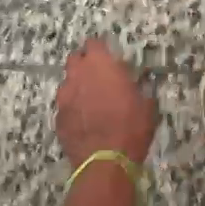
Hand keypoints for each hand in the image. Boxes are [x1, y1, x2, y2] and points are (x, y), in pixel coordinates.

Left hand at [55, 38, 156, 166]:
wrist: (105, 162)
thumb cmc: (130, 126)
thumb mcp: (146, 104)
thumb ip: (139, 87)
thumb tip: (141, 83)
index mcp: (99, 64)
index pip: (94, 43)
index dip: (100, 50)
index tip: (108, 58)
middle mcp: (77, 74)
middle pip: (75, 59)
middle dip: (84, 64)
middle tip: (98, 77)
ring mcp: (64, 97)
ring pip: (67, 83)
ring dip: (77, 87)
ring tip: (90, 102)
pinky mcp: (58, 118)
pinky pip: (64, 107)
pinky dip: (72, 110)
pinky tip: (83, 122)